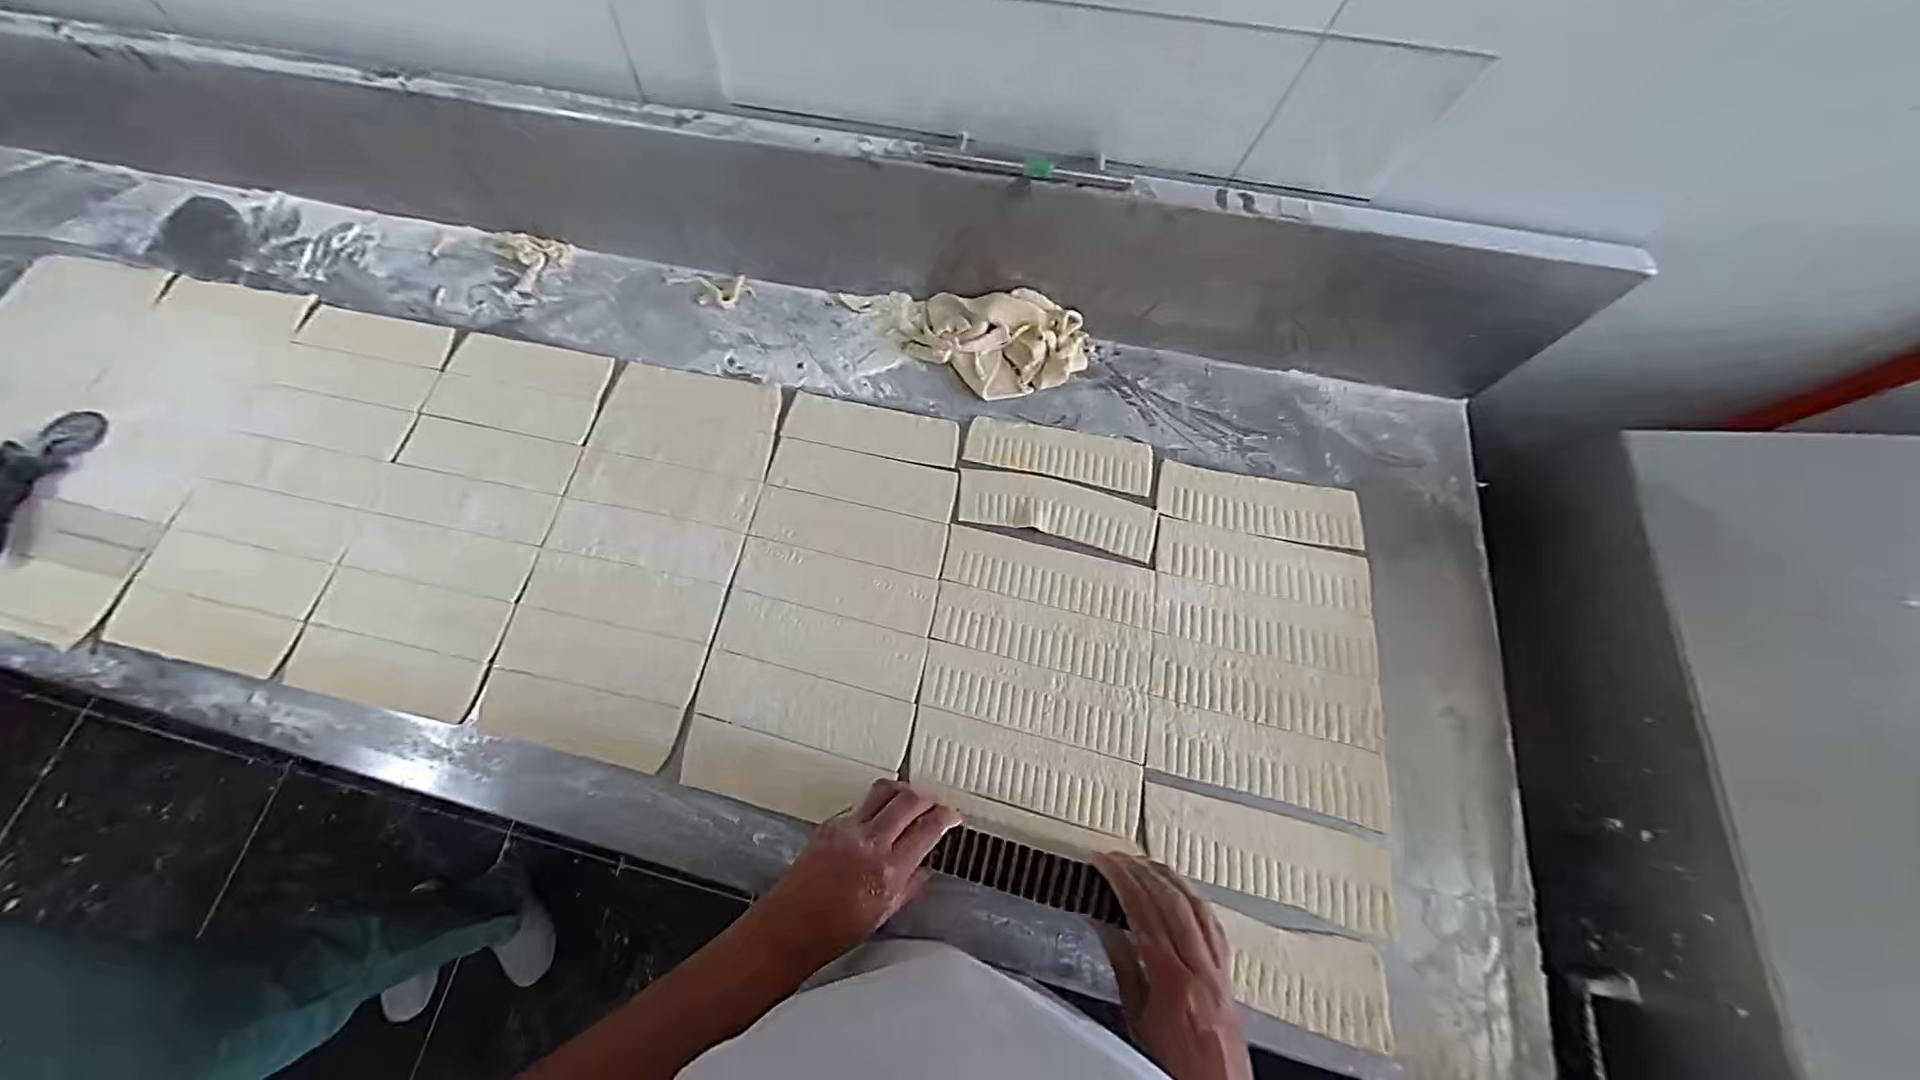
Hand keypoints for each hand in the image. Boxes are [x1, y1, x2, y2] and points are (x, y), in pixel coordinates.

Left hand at [748, 780, 960, 967]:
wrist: (787, 929)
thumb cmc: (831, 932)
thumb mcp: (883, 914)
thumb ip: (909, 886)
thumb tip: (925, 868)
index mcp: (888, 871)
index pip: (928, 829)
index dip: (946, 817)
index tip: (952, 816)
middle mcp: (869, 843)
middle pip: (909, 799)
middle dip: (927, 798)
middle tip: (933, 805)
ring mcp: (847, 829)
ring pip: (884, 790)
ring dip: (903, 792)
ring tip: (908, 802)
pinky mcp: (829, 824)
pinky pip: (861, 803)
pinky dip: (876, 805)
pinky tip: (877, 820)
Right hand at [1093, 853, 1252, 1079]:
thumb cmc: (1170, 1070)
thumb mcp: (1136, 1023)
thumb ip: (1124, 970)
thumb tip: (1106, 925)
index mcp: (1173, 983)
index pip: (1145, 913)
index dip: (1123, 881)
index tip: (1105, 862)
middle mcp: (1201, 971)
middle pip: (1173, 903)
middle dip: (1143, 871)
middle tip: (1119, 856)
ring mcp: (1220, 973)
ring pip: (1197, 908)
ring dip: (1170, 878)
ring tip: (1146, 861)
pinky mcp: (1231, 979)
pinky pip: (1214, 926)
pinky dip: (1194, 901)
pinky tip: (1182, 891)